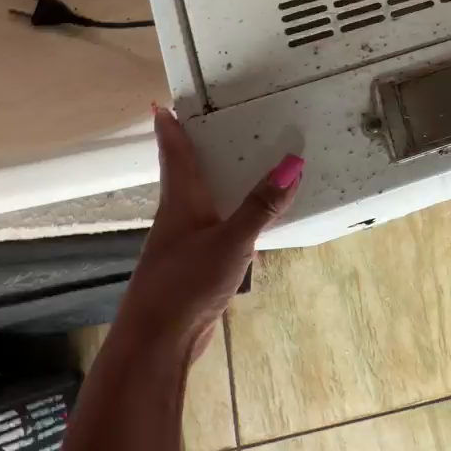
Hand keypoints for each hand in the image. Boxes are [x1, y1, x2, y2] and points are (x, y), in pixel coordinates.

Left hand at [112, 108, 302, 359]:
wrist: (157, 343)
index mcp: (181, 206)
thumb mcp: (232, 242)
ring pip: (203, 203)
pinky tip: (251, 220)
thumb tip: (293, 163)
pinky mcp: (195, 267)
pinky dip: (233, 213)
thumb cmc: (184, 285)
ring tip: (240, 166)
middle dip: (195, 152)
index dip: (170, 132)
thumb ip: (263, 205)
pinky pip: (218, 227)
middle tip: (211, 126)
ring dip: (218, 184)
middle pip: (186, 178)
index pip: (175, 159)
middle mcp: (179, 220)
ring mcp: (185, 245)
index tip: (158, 107)